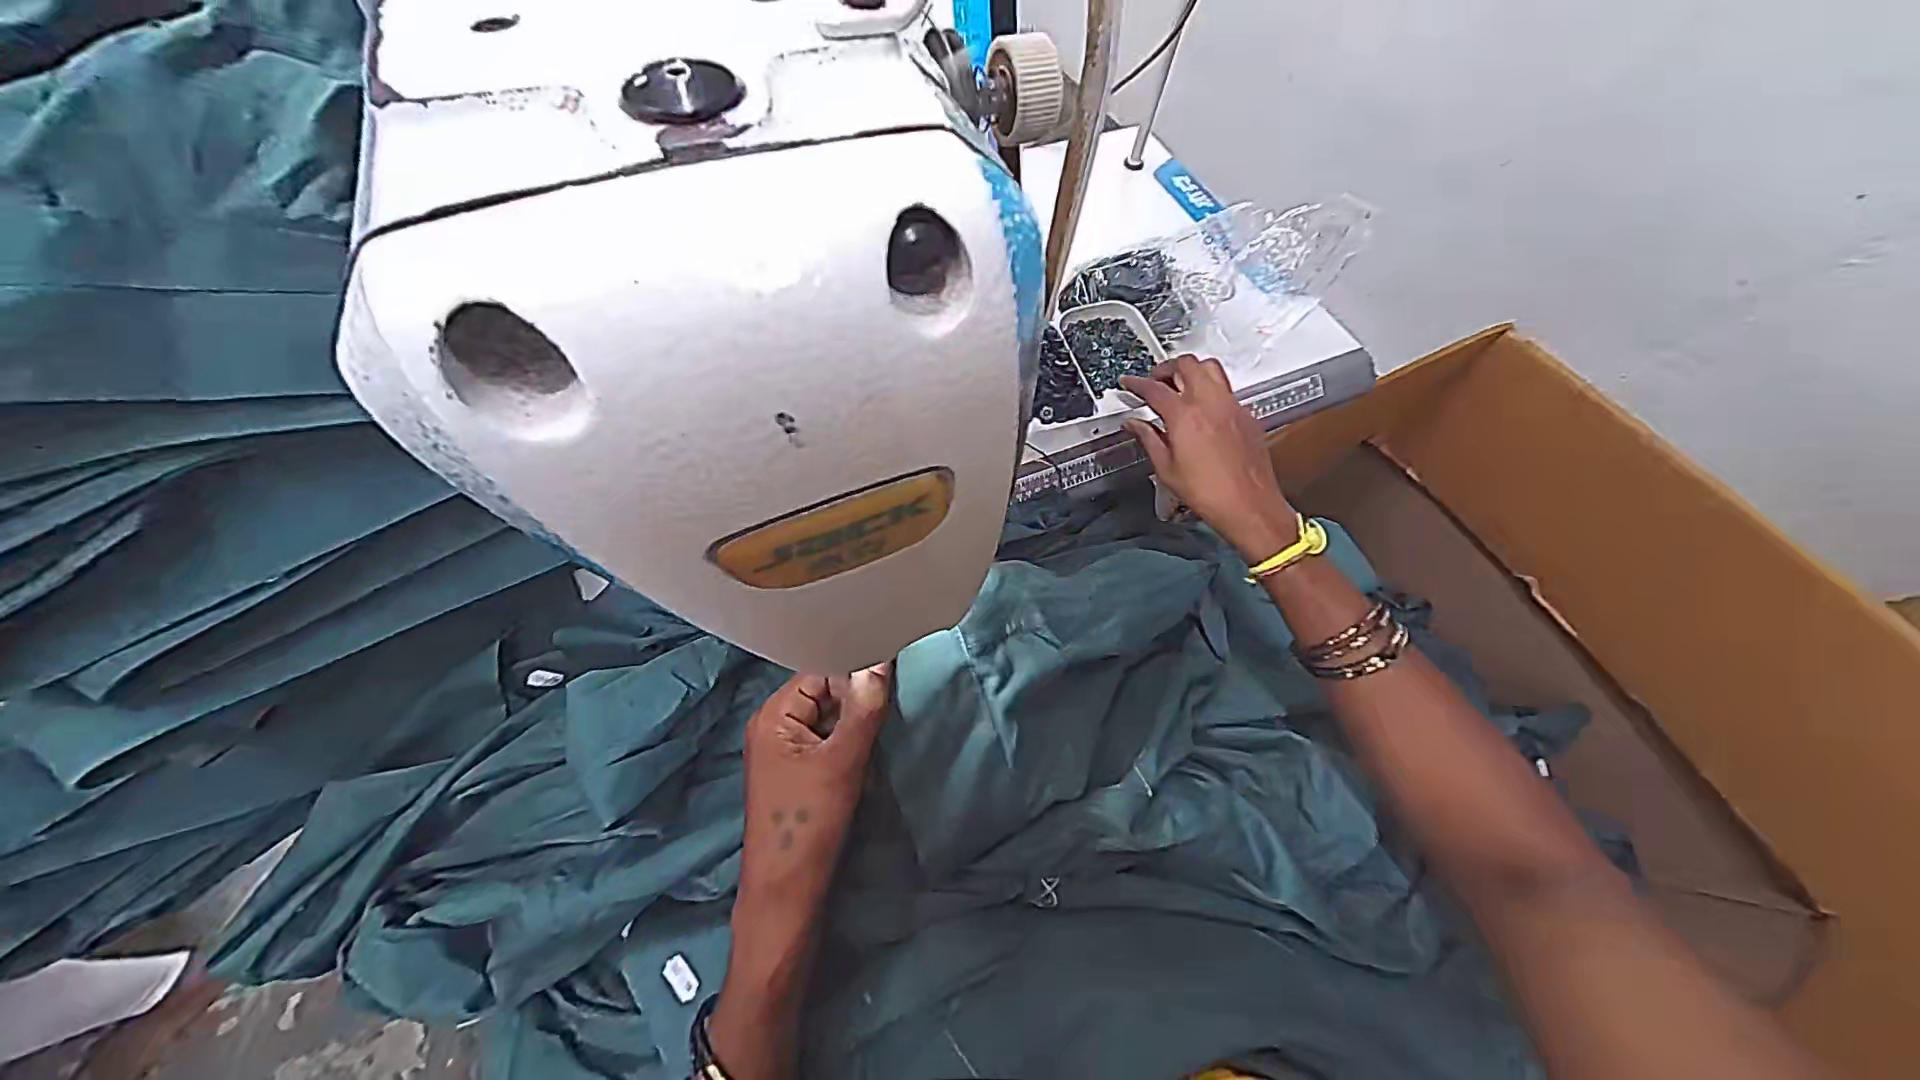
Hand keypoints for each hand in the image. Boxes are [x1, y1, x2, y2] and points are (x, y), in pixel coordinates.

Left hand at [738, 665, 891, 908]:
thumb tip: (880, 661)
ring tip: (878, 739)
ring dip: (856, 727)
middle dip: (856, 703)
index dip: (853, 676)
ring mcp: (784, 751)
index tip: (887, 687)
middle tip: (886, 714)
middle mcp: (773, 726)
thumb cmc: (809, 822)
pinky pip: (827, 742)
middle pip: (824, 694)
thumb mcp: (842, 761)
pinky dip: (849, 746)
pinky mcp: (797, 772)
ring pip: (829, 719)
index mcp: (773, 715)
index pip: (819, 672)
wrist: (787, 892)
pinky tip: (866, 759)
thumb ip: (863, 708)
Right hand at [1120, 354, 1299, 560]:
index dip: (1137, 383)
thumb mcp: (1166, 469)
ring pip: (1210, 368)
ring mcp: (1231, 406)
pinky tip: (1202, 404)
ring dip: (1191, 370)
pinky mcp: (1246, 415)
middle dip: (1166, 368)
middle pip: (1186, 365)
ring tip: (1179, 383)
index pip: (1155, 388)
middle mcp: (1210, 404)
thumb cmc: (1210, 493)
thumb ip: (1148, 439)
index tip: (1130, 383)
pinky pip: (1226, 387)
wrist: (1247, 504)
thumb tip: (1135, 425)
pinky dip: (1210, 386)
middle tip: (1154, 380)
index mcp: (1185, 417)